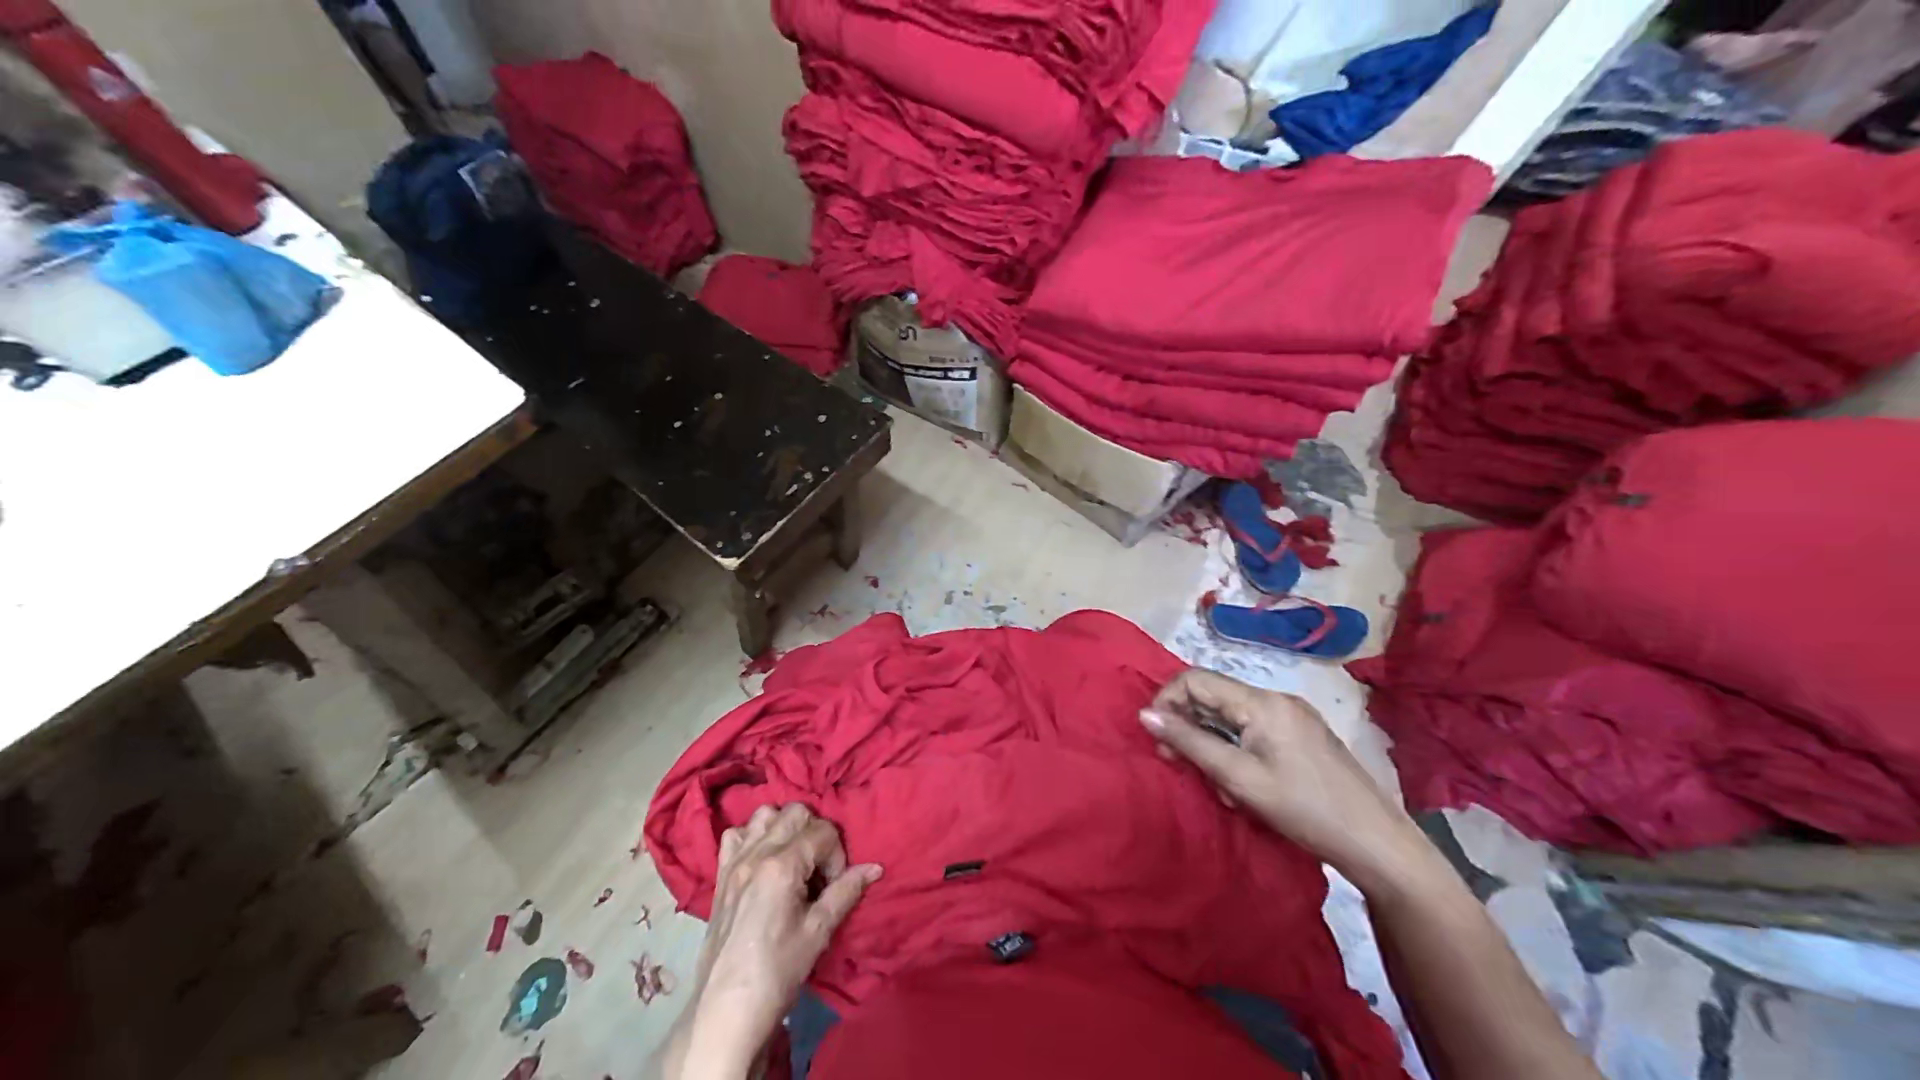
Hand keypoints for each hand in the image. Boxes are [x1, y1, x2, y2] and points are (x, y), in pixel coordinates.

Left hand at [675, 803, 880, 1078]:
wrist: (727, 1010)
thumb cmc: (778, 972)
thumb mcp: (818, 933)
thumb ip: (845, 892)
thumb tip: (874, 867)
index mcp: (781, 866)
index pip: (823, 832)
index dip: (838, 856)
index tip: (836, 886)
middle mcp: (756, 854)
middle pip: (796, 813)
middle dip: (816, 834)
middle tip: (819, 871)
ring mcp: (734, 862)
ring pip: (764, 814)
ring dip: (785, 828)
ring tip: (795, 859)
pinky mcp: (720, 875)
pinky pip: (735, 834)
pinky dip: (753, 836)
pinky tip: (763, 861)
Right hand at [1140, 669, 1428, 894]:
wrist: (1377, 844)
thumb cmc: (1303, 809)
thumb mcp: (1238, 777)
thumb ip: (1189, 742)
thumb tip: (1144, 715)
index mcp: (1262, 702)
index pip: (1195, 680)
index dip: (1167, 702)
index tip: (1157, 739)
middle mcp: (1277, 698)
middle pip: (1214, 696)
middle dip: (1188, 726)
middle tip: (1179, 764)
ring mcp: (1293, 715)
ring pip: (1231, 715)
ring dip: (1212, 742)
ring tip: (1217, 783)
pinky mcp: (1303, 734)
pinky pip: (1253, 729)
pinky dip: (1235, 748)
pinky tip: (1241, 783)